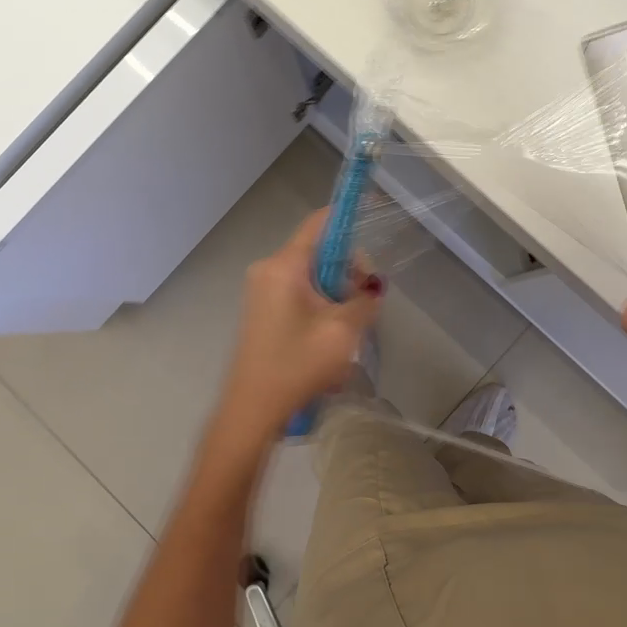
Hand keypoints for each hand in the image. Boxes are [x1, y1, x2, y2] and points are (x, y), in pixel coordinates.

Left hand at [216, 209, 384, 439]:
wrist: (252, 410)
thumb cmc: (297, 365)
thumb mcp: (343, 331)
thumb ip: (364, 300)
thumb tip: (371, 288)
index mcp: (284, 266)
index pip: (319, 223)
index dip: (348, 216)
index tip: (374, 216)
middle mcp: (268, 269)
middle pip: (318, 251)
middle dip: (347, 270)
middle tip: (365, 301)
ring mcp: (261, 290)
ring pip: (311, 275)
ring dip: (335, 293)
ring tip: (348, 328)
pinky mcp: (261, 311)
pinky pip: (298, 293)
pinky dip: (319, 305)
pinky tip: (329, 336)